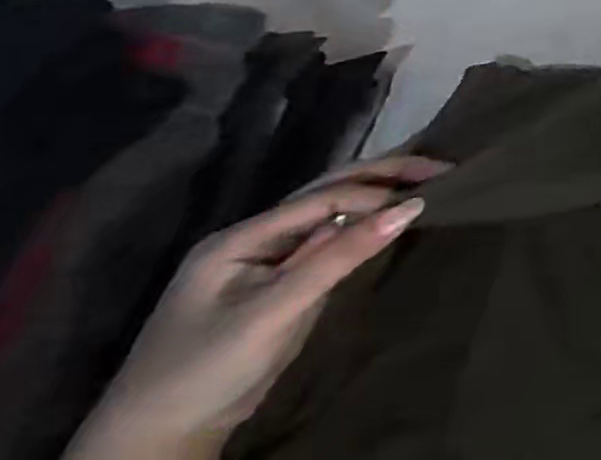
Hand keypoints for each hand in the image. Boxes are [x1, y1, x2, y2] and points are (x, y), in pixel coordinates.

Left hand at [64, 156, 450, 459]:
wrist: (157, 442)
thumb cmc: (207, 369)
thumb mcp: (277, 310)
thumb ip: (341, 255)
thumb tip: (413, 206)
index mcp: (241, 237)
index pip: (324, 196)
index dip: (378, 192)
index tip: (430, 195)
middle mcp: (256, 237)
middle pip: (329, 191)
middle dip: (386, 175)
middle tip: (442, 167)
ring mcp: (270, 259)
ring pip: (334, 210)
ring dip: (380, 194)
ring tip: (430, 182)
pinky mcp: (286, 281)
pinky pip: (334, 238)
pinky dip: (369, 223)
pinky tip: (396, 217)